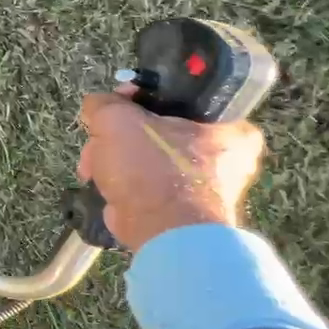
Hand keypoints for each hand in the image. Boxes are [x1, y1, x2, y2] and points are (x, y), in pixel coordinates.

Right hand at [77, 88, 267, 249]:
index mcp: (230, 128)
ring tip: (98, 167)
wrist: (161, 229)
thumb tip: (99, 103)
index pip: (179, 99)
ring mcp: (206, 182)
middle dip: (117, 136)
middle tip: (101, 142)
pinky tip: (106, 182)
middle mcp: (227, 155)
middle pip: (155, 128)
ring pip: (145, 153)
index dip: (140, 99)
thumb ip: (105, 102)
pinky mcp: (184, 202)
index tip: (117, 105)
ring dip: (113, 157)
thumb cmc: (152, 170)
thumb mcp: (118, 119)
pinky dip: (122, 178)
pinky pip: (146, 177)